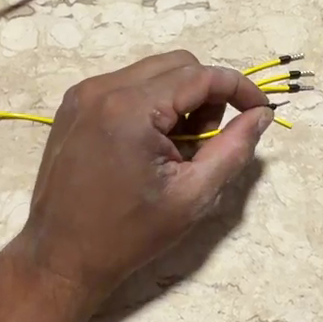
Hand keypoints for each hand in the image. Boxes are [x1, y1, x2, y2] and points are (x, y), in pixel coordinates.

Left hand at [14, 52, 272, 297]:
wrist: (61, 256)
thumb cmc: (129, 234)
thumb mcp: (193, 196)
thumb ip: (233, 149)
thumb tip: (261, 114)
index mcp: (130, 109)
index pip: (200, 76)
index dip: (239, 88)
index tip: (261, 111)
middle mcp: (102, 88)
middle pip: (177, 65)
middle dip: (207, 95)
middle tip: (210, 140)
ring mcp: (82, 94)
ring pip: (153, 72)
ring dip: (180, 99)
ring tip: (179, 148)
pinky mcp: (74, 105)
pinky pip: (128, 86)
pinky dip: (152, 104)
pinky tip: (151, 145)